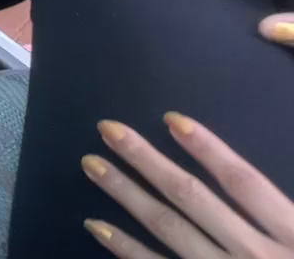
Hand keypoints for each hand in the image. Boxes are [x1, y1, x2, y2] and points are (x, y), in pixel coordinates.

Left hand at [83, 114, 293, 257]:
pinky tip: (94, 225)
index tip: (171, 119)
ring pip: (169, 227)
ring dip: (125, 193)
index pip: (247, 186)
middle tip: (106, 128)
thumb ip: (289, 214)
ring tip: (90, 163)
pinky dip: (125, 248)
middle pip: (193, 198)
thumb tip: (249, 183)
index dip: (210, 151)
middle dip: (146, 161)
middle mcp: (261, 258)